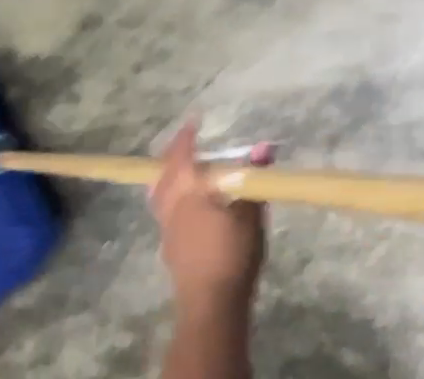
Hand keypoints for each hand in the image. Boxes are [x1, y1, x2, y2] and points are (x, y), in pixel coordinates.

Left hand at [149, 125, 266, 304]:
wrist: (211, 303)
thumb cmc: (233, 252)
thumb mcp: (251, 212)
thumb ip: (254, 179)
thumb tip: (264, 148)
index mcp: (189, 193)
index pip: (182, 157)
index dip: (186, 138)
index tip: (194, 120)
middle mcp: (172, 207)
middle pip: (164, 174)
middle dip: (172, 154)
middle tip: (185, 140)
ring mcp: (167, 229)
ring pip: (159, 194)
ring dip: (167, 175)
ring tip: (179, 167)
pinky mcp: (171, 247)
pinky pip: (165, 210)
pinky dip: (171, 195)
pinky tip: (188, 201)